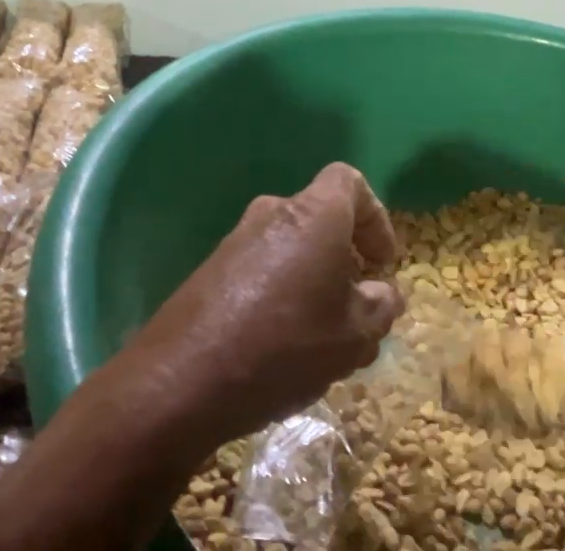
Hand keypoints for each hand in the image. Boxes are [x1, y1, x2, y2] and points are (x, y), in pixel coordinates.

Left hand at [123, 162, 405, 442]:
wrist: (181, 381)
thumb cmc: (285, 346)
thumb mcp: (354, 336)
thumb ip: (381, 307)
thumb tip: (383, 295)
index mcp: (314, 214)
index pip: (351, 182)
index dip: (376, 218)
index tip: (382, 265)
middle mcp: (273, 214)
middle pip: (321, 219)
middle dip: (345, 259)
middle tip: (358, 307)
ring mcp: (236, 241)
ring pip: (291, 249)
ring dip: (314, 282)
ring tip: (323, 337)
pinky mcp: (210, 272)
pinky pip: (262, 271)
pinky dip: (282, 295)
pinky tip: (283, 347)